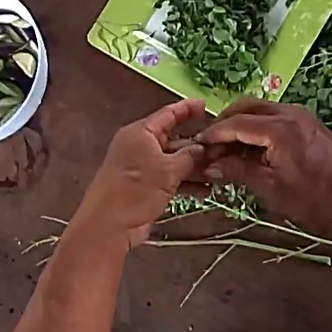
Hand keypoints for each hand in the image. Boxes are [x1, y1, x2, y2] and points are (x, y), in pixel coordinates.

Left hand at [75, 99, 211, 247]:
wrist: (109, 225)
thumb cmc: (136, 190)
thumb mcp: (169, 170)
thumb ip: (191, 156)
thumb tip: (206, 148)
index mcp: (141, 133)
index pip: (168, 114)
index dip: (187, 109)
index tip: (205, 105)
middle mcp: (140, 147)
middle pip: (174, 140)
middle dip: (197, 146)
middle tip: (223, 148)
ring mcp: (142, 168)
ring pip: (174, 162)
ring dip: (195, 167)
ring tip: (220, 172)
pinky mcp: (145, 187)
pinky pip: (170, 179)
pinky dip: (186, 183)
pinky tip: (205, 190)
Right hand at [196, 99, 331, 230]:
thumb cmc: (316, 195)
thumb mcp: (272, 187)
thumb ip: (238, 172)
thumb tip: (210, 168)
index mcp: (277, 128)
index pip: (234, 124)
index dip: (213, 135)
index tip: (197, 146)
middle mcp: (288, 113)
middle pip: (245, 107)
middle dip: (225, 123)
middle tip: (211, 145)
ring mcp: (300, 115)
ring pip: (260, 110)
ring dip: (241, 124)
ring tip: (229, 150)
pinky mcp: (308, 123)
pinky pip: (274, 117)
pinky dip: (258, 127)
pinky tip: (253, 150)